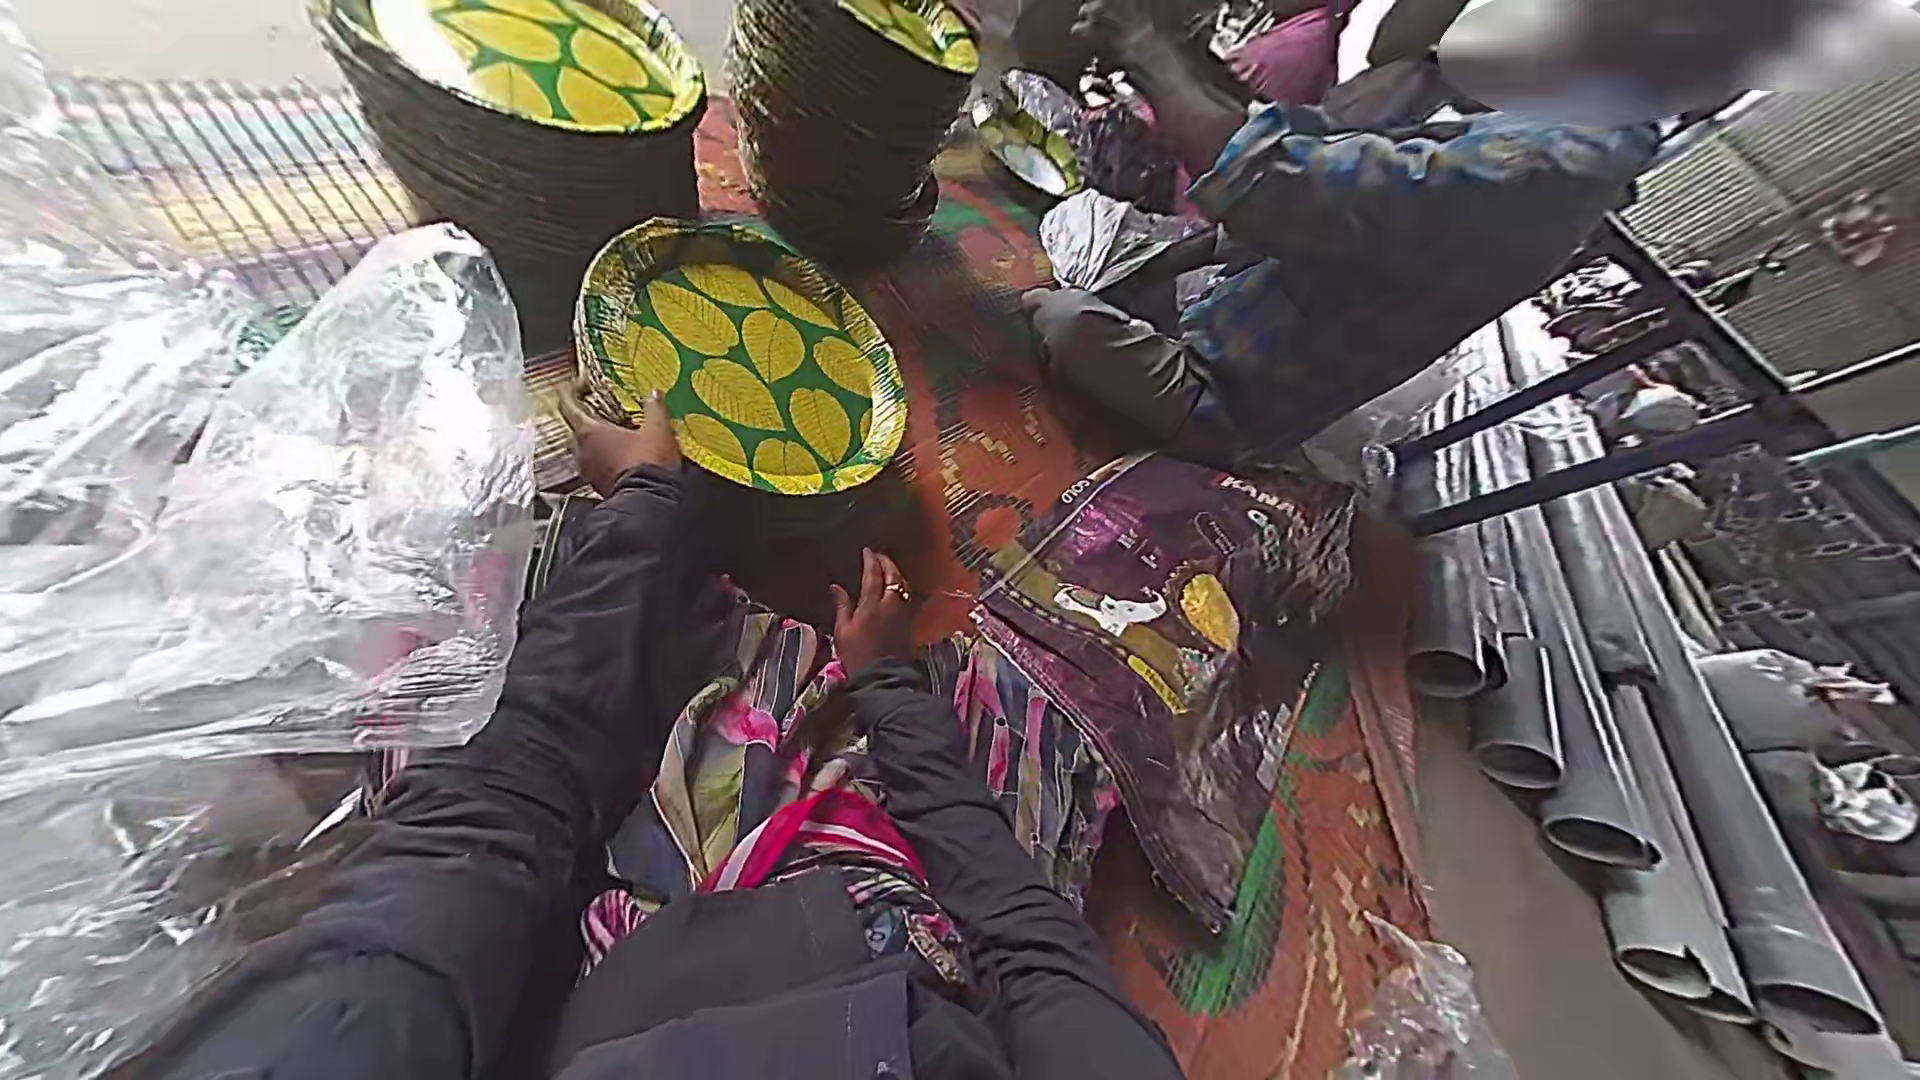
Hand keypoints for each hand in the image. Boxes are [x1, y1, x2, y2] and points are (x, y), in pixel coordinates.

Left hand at [558, 383, 679, 496]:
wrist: (651, 502)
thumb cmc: (648, 463)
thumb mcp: (658, 430)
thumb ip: (654, 409)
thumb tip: (654, 394)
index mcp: (590, 432)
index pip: (568, 405)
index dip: (570, 391)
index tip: (577, 385)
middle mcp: (582, 451)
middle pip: (578, 428)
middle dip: (591, 419)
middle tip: (607, 413)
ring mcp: (589, 471)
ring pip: (588, 449)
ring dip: (601, 443)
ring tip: (620, 438)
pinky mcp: (600, 487)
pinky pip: (599, 466)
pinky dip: (608, 460)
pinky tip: (626, 459)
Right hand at [830, 548, 914, 674]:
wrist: (882, 677)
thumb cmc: (857, 655)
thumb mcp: (843, 631)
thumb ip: (842, 606)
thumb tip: (836, 586)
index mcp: (871, 605)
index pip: (873, 575)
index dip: (871, 560)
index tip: (867, 551)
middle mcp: (890, 605)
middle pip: (893, 576)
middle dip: (887, 562)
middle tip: (879, 555)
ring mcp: (903, 612)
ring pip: (903, 585)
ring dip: (896, 573)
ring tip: (888, 567)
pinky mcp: (910, 621)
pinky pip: (908, 597)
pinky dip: (902, 587)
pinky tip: (897, 586)